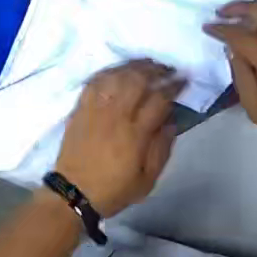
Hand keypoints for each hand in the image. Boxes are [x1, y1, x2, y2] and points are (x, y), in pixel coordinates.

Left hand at [52, 59, 182, 217]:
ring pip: (116, 76)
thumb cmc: (113, 189)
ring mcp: (95, 109)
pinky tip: (118, 70)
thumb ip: (162, 148)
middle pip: (137, 80)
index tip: (184, 79)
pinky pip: (95, 81)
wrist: (72, 192)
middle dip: (156, 70)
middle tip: (167, 68)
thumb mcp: (147, 180)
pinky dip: (109, 72)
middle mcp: (115, 115)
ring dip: (133, 66)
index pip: (159, 99)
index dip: (174, 86)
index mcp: (135, 134)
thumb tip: (171, 121)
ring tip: (146, 64)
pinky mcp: (80, 108)